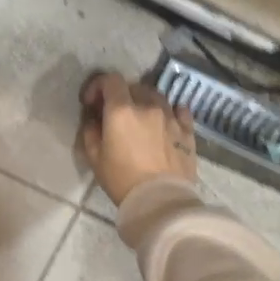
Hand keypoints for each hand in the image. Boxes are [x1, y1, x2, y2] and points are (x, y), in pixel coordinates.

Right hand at [79, 73, 197, 205]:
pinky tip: (165, 121)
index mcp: (121, 111)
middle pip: (134, 86)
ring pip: (157, 96)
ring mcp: (171, 117)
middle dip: (121, 95)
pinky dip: (169, 111)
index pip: (110, 80)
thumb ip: (91, 132)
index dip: (98, 86)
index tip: (92, 103)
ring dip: (144, 102)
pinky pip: (180, 111)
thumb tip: (94, 120)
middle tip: (114, 113)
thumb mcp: (94, 157)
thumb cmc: (121, 179)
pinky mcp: (188, 131)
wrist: (160, 200)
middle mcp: (148, 107)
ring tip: (140, 118)